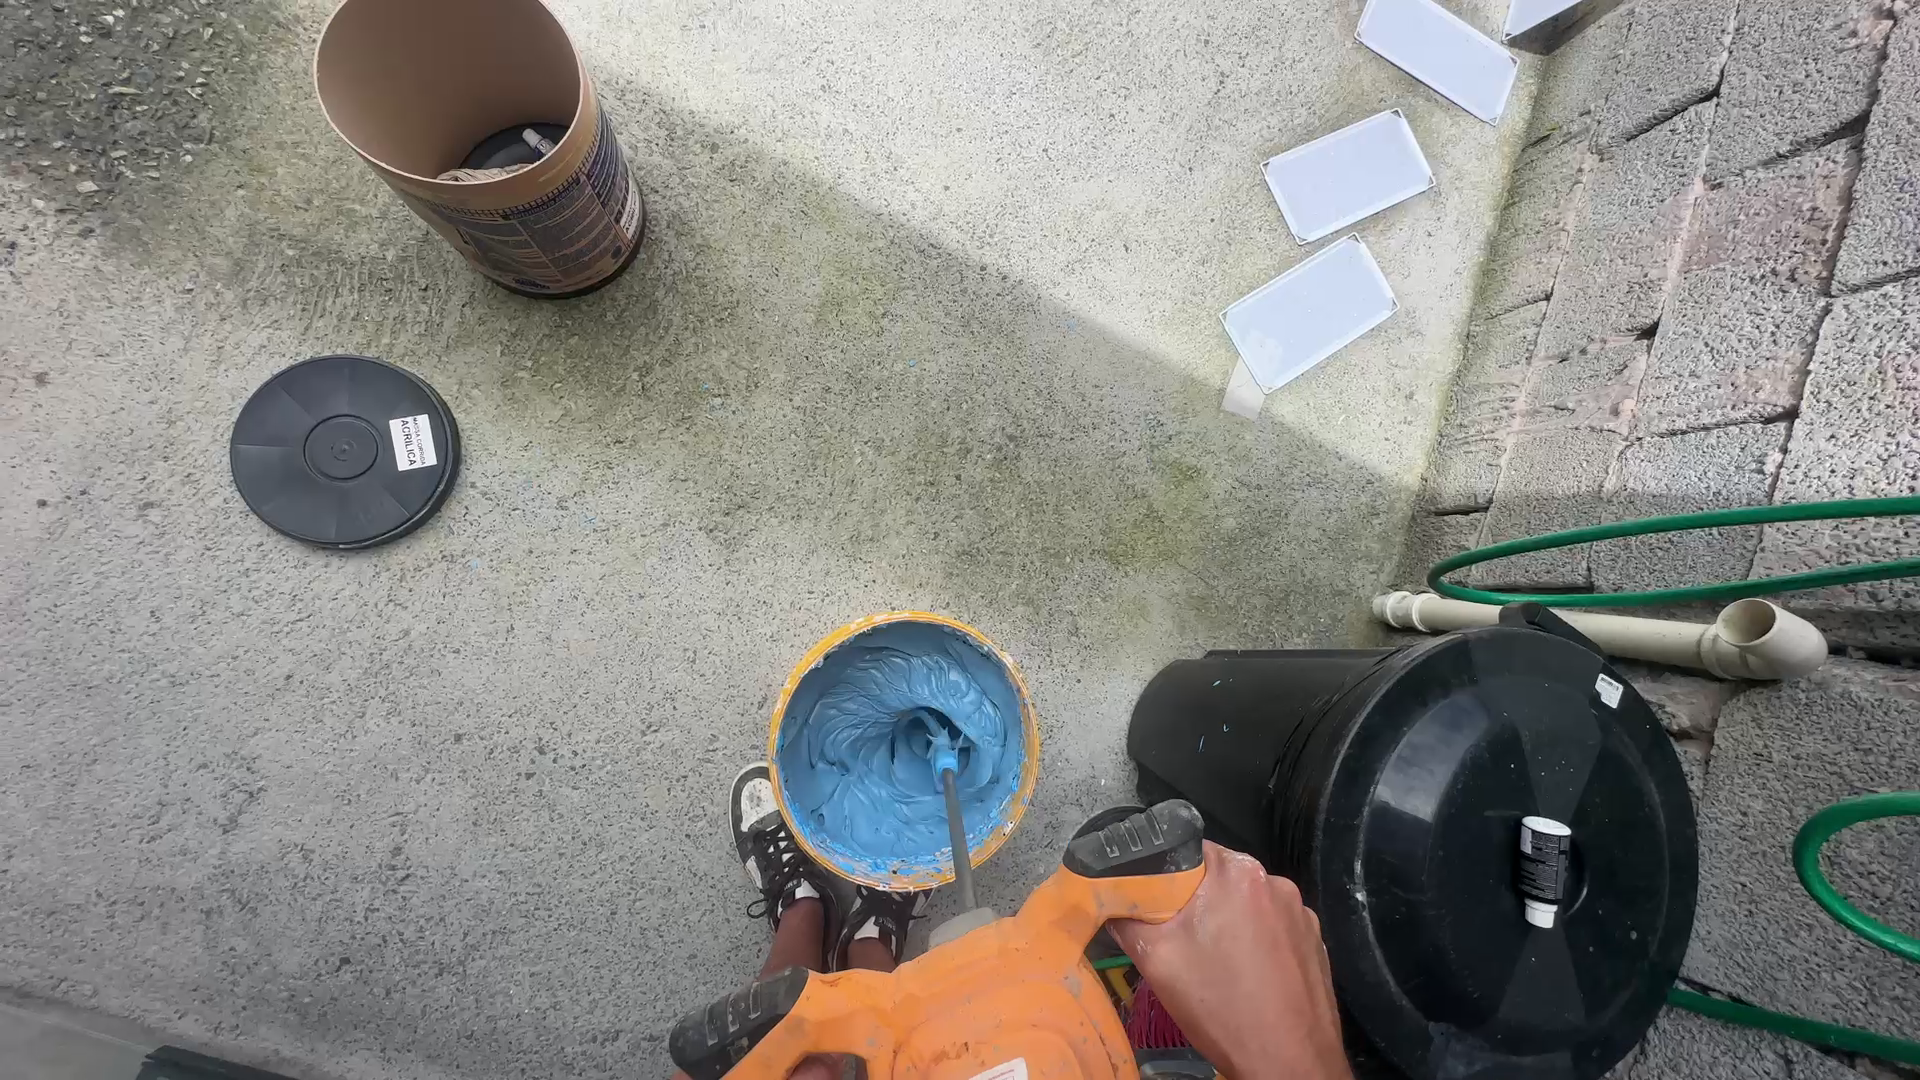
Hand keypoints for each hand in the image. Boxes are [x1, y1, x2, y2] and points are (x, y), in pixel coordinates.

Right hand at [1110, 842, 1352, 1079]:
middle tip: (1182, 939)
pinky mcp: (1314, 941)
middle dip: (1197, 901)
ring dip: (1228, 920)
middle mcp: (1274, 881)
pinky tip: (1246, 974)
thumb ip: (1126, 916)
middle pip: (1217, 875)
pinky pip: (1273, 926)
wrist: (1289, 1069)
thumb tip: (1108, 897)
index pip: (1188, 850)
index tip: (1157, 903)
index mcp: (1236, 872)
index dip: (1166, 875)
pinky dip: (1257, 942)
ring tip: (1216, 962)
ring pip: (1245, 902)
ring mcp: (1300, 912)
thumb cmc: (1223, 1010)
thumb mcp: (1156, 960)